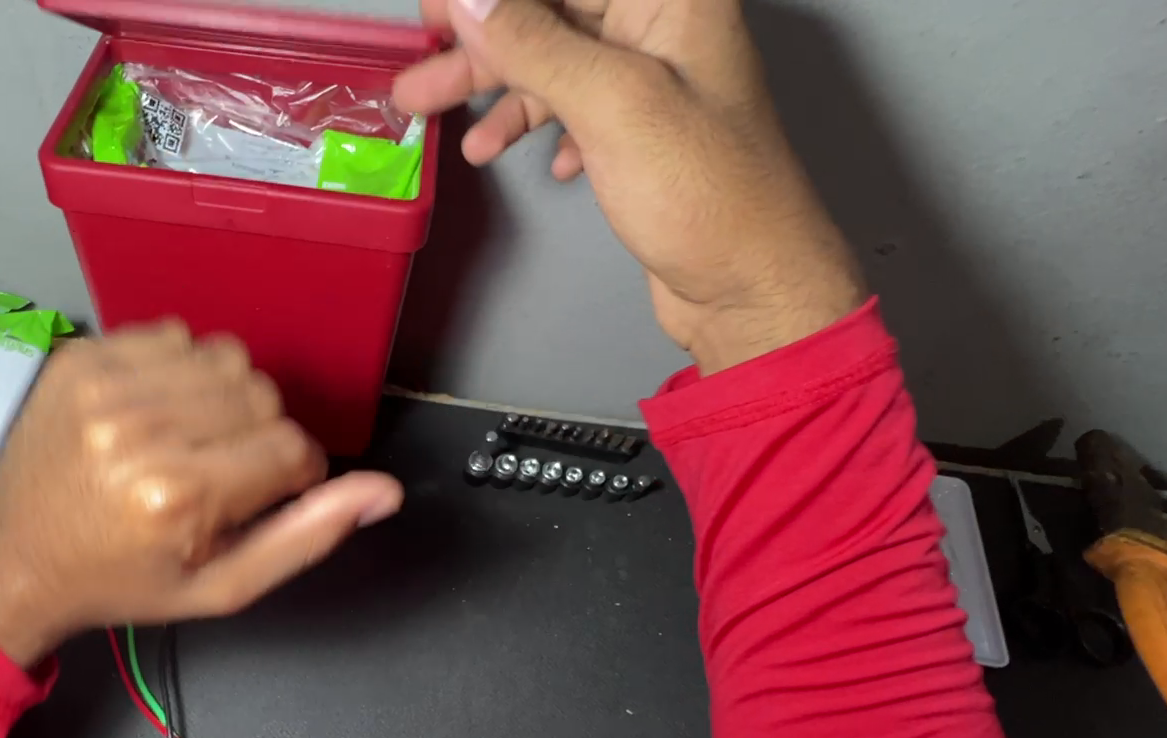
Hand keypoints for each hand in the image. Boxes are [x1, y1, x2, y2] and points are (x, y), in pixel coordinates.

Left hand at [0, 322, 403, 666]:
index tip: (264, 494)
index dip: (295, 474)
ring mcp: (104, 384)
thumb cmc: (126, 582)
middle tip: (224, 473)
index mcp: (178, 497)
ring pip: (226, 359)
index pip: (294, 450)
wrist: (16, 560)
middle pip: (262, 396)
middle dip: (261, 436)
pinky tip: (161, 410)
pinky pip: (176, 335)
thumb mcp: (222, 587)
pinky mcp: (82, 356)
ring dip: (227, 399)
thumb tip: (386, 492)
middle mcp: (141, 430)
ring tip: (194, 440)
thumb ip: (306, 537)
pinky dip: (184, 369)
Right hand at [393, 0, 866, 372]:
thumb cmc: (701, 191)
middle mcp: (661, 26)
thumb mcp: (611, 104)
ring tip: (458, 140)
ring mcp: (650, 83)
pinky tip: (543, 166)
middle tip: (419, 81)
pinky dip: (546, 135)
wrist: (746, 282)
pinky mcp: (639, 134)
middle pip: (551, 17)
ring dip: (503, 102)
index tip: (435, 11)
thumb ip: (535, 45)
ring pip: (557, 71)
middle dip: (483, 49)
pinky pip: (576, 114)